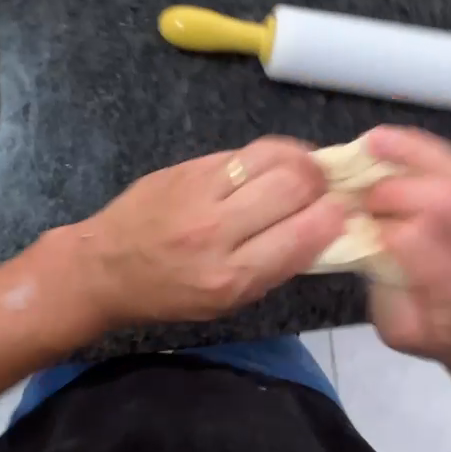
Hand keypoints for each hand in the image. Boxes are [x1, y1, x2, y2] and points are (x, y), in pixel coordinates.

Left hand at [73, 136, 347, 328]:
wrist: (104, 266)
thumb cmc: (170, 294)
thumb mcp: (227, 301)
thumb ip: (275, 266)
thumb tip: (325, 230)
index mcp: (230, 277)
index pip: (303, 236)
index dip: (335, 219)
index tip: (346, 213)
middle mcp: (216, 232)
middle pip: (293, 186)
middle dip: (322, 184)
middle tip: (329, 188)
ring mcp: (199, 193)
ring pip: (273, 157)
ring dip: (303, 160)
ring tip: (309, 170)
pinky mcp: (187, 167)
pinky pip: (244, 151)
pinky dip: (272, 155)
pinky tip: (278, 163)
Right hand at [362, 127, 450, 373]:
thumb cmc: (444, 337)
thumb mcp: (402, 332)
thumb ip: (383, 290)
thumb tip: (358, 239)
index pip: (421, 243)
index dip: (382, 226)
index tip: (354, 223)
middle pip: (447, 203)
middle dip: (395, 190)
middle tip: (360, 193)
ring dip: (412, 155)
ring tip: (372, 142)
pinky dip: (428, 152)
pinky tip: (396, 141)